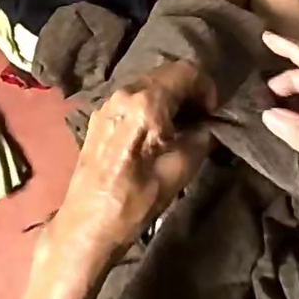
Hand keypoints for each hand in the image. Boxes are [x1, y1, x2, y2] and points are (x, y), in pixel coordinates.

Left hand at [52, 60, 216, 261]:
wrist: (86, 226)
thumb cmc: (134, 201)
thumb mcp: (179, 171)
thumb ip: (201, 138)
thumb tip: (210, 125)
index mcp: (145, 102)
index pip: (186, 72)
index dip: (207, 88)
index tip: (213, 114)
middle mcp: (124, 93)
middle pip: (166, 73)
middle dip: (189, 91)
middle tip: (201, 120)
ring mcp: (107, 103)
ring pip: (148, 84)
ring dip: (170, 97)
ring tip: (180, 127)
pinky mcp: (99, 116)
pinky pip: (132, 98)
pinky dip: (150, 105)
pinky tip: (155, 133)